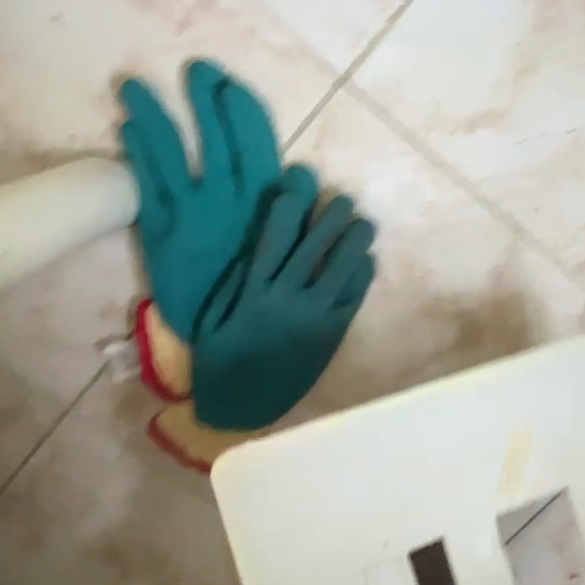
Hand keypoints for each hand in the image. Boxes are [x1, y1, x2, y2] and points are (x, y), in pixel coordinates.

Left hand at [118, 60, 281, 340]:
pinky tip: (127, 128)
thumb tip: (300, 176)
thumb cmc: (259, 288)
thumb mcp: (285, 248)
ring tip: (133, 84)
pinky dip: (138, 153)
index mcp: (266, 202)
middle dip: (206, 100)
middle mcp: (230, 199)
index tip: (230, 83)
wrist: (223, 332)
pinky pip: (147, 182)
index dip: (242, 109)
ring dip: (155, 114)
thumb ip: (287, 211)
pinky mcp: (160, 228)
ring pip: (174, 152)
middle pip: (217, 137)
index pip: (257, 142)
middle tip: (196, 68)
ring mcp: (193, 211)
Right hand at [191, 165, 377, 430]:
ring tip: (363, 222)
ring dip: (354, 242)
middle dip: (329, 217)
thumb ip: (240, 278)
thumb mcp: (218, 314)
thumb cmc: (221, 357)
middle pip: (314, 248)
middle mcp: (287, 300)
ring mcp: (315, 317)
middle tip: (342, 196)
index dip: (290, 205)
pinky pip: (353, 298)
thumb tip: (262, 243)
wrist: (243, 405)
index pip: (275, 237)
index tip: (299, 179)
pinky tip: (366, 259)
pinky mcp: (333, 334)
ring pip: (341, 270)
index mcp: (253, 291)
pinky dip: (361, 276)